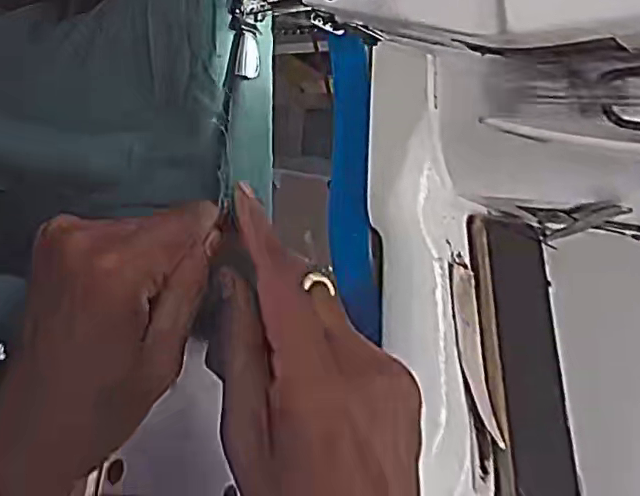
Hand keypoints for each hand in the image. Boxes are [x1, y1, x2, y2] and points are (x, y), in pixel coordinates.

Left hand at [0, 203, 220, 495]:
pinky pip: (111, 230)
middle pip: (161, 221)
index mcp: (116, 268)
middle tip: (161, 303)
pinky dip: (119, 254)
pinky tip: (108, 293)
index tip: (210, 261)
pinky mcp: (52, 235)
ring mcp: (63, 232)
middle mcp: (85, 237)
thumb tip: (212, 233)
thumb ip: (191, 285)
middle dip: (173, 253)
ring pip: (137, 224)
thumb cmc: (97, 406)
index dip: (207, 236)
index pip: (187, 218)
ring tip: (131, 304)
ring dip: (145, 254)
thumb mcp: (163, 358)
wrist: (31, 422)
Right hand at [214, 184, 421, 495]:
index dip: (261, 233)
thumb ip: (240, 353)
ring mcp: (389, 375)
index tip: (246, 201)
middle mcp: (362, 370)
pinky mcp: (403, 381)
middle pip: (309, 290)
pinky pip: (356, 336)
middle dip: (276, 290)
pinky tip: (320, 389)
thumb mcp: (247, 438)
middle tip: (248, 316)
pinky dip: (330, 346)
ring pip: (330, 311)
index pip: (284, 283)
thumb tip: (236, 288)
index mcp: (317, 386)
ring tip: (288, 376)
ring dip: (304, 324)